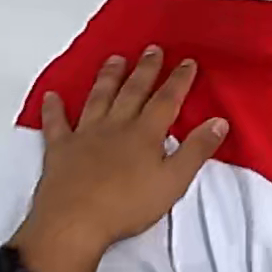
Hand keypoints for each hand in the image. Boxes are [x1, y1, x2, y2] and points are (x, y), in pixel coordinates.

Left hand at [12, 45, 226, 271]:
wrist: (75, 222)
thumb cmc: (129, 205)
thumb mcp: (174, 180)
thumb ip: (197, 150)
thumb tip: (219, 122)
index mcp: (145, 134)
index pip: (167, 100)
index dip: (178, 80)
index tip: (187, 62)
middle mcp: (115, 126)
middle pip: (133, 92)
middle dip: (145, 70)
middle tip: (152, 49)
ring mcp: (85, 135)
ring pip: (98, 99)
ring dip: (108, 78)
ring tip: (115, 59)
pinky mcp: (60, 150)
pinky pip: (56, 123)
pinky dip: (54, 108)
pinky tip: (52, 96)